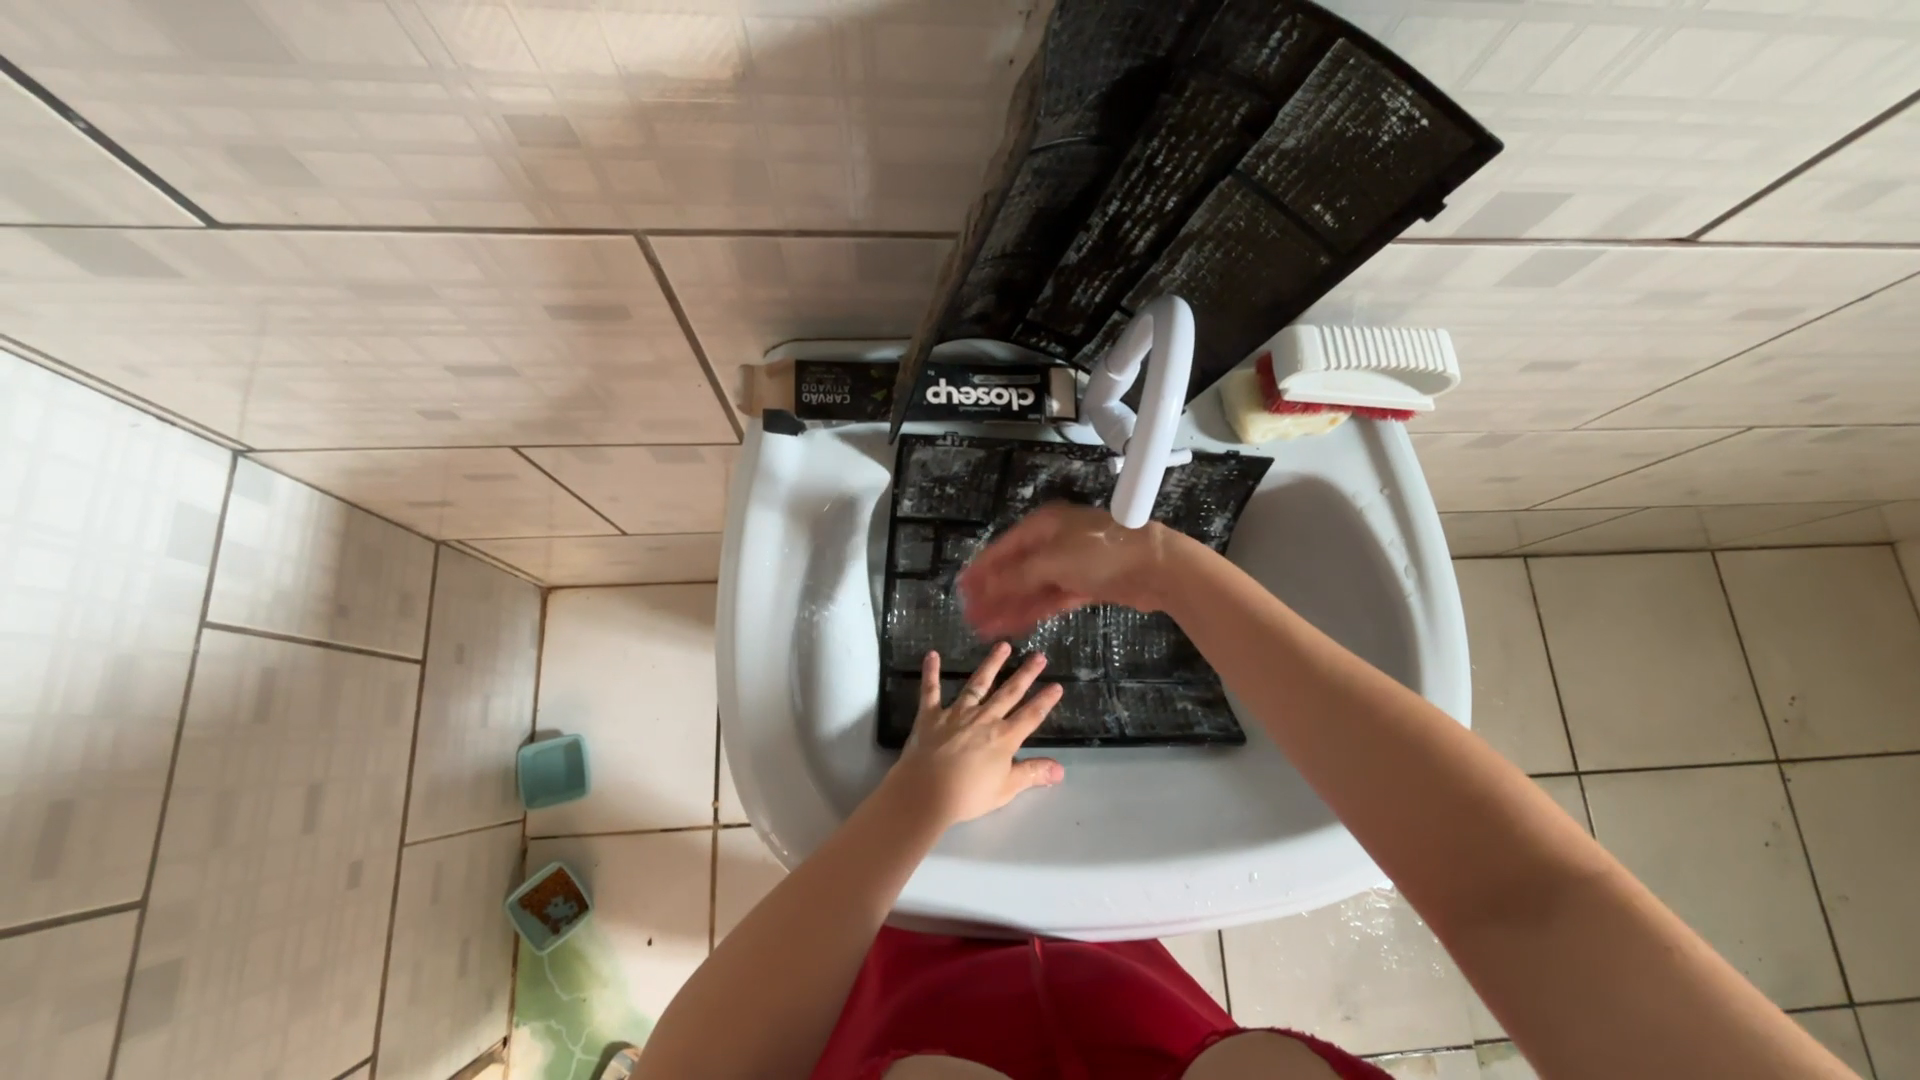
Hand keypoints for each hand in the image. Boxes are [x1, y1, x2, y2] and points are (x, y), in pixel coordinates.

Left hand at [887, 643, 1064, 826]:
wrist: (925, 793)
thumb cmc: (968, 795)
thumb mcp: (1006, 790)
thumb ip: (1032, 774)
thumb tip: (1060, 769)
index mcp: (1004, 738)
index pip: (1030, 715)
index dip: (1045, 700)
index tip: (1057, 685)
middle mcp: (983, 719)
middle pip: (1009, 693)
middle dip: (1025, 674)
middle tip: (1039, 656)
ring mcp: (956, 714)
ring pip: (977, 684)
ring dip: (991, 664)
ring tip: (1003, 646)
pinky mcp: (930, 715)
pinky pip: (931, 690)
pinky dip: (931, 672)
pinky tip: (932, 655)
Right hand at [958, 503, 1188, 637]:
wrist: (1155, 567)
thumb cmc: (1102, 554)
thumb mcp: (1052, 560)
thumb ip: (1016, 576)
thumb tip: (986, 587)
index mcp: (1043, 525)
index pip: (1003, 549)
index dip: (982, 570)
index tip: (962, 590)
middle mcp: (1053, 542)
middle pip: (1015, 571)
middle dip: (993, 594)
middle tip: (971, 616)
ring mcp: (1069, 565)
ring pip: (1030, 589)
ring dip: (1008, 607)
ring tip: (986, 627)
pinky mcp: (1084, 586)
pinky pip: (1049, 600)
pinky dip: (1031, 612)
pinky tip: (1013, 625)